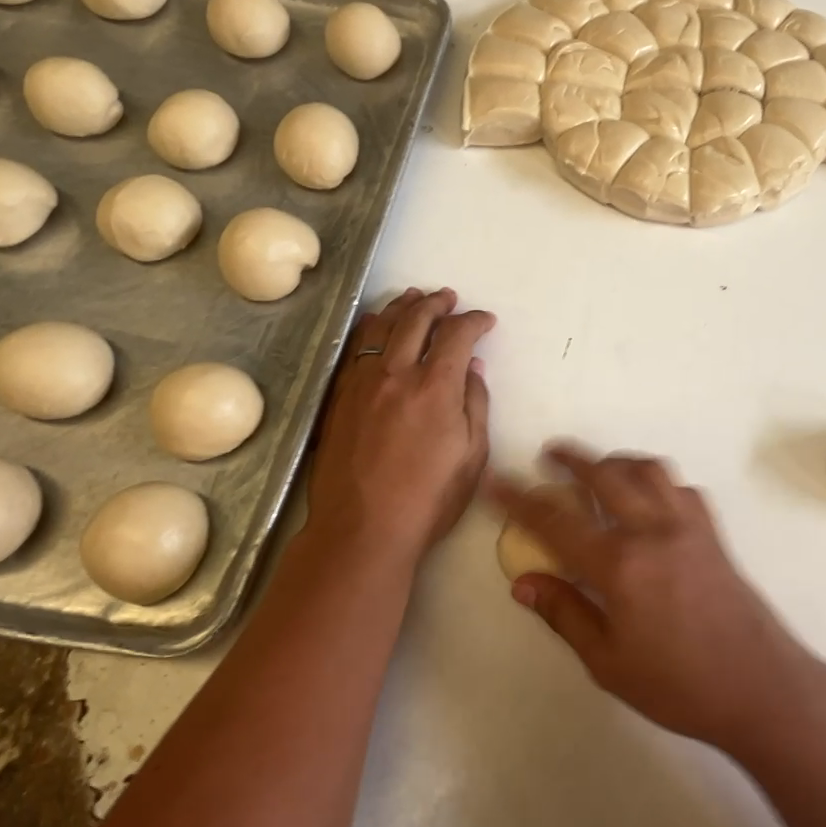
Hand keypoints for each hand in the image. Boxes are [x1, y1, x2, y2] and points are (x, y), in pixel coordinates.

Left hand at [306, 288, 493, 560]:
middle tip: (449, 298)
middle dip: (437, 304)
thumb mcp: (471, 456)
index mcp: (436, 388)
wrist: (363, 528)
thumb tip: (472, 368)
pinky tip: (378, 327)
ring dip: (402, 307)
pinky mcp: (340, 396)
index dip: (474, 322)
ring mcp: (362, 382)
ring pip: (381, 327)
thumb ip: (474, 405)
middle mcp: (397, 374)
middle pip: (416, 320)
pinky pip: (356, 347)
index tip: (485, 322)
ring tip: (414, 298)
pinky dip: (371, 328)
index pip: (457, 335)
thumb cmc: (428, 500)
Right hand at [486, 444, 825, 752]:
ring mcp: (689, 527)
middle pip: (606, 475)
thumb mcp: (608, 662)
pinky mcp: (713, 534)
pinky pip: (681, 489)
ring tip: (599, 469)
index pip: (557, 520)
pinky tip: (649, 500)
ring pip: (649, 470)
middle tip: (550, 456)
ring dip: (617, 461)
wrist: (761, 687)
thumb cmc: (678, 685)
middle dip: (573, 459)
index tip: (498, 482)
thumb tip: (524, 582)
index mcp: (620, 565)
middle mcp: (653, 531)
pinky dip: (657, 482)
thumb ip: (565, 615)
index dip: (522, 500)